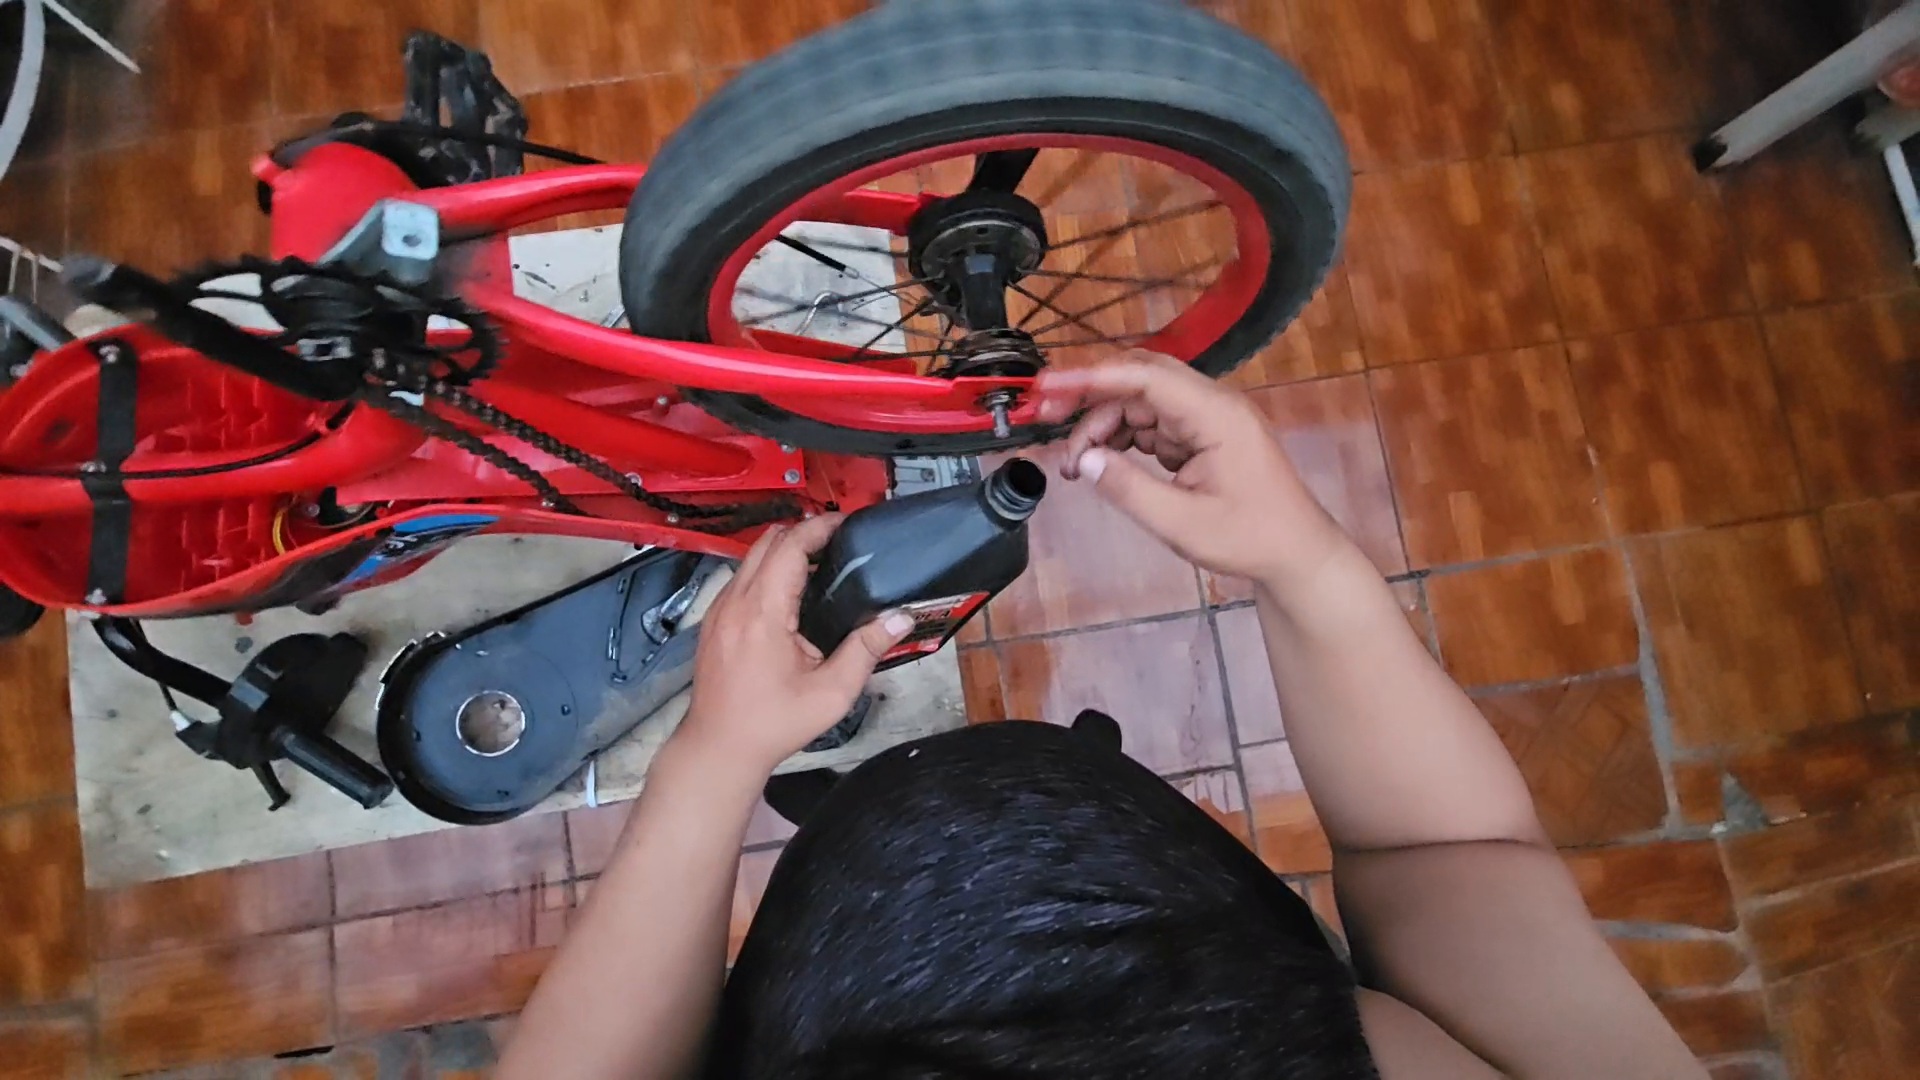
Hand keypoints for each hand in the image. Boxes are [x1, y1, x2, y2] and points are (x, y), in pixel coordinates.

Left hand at [676, 515, 913, 774]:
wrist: (718, 748)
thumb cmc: (773, 723)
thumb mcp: (832, 692)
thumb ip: (866, 649)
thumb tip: (900, 619)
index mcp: (763, 613)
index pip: (790, 546)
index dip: (819, 527)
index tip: (845, 522)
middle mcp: (735, 602)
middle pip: (767, 541)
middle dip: (803, 532)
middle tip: (838, 539)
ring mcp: (719, 610)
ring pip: (750, 556)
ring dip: (784, 549)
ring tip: (820, 561)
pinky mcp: (714, 621)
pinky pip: (741, 577)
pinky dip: (767, 568)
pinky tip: (791, 591)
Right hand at [1033, 351, 1352, 589]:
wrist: (1295, 555)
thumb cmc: (1248, 539)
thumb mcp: (1182, 523)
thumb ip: (1128, 489)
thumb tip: (1083, 460)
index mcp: (1214, 415)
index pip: (1144, 377)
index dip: (1092, 377)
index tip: (1047, 387)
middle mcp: (1210, 405)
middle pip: (1138, 380)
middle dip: (1089, 394)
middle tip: (1044, 415)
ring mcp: (1205, 420)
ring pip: (1139, 403)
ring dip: (1102, 425)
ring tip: (1073, 464)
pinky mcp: (1200, 437)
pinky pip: (1150, 425)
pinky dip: (1120, 440)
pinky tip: (1100, 463)